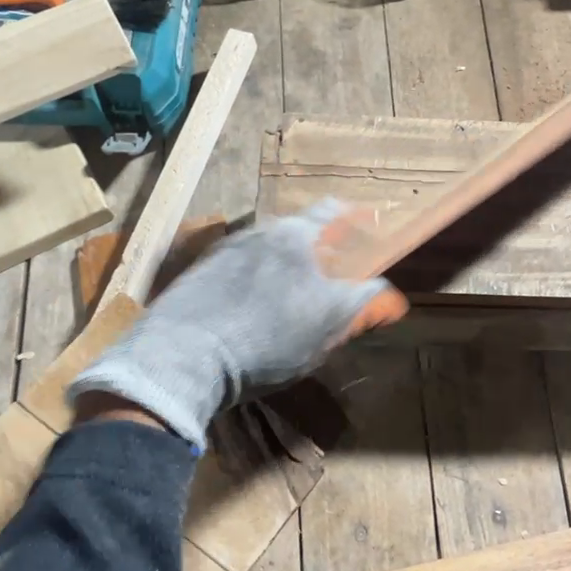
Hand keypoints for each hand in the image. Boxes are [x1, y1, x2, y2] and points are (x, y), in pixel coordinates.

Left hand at [66, 199, 405, 446]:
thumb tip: (390, 295)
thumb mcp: (331, 322)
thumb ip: (366, 301)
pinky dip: (254, 285)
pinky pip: (237, 273)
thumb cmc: (268, 337)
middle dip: (319, 251)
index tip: (367, 225)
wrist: (180, 359)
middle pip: (297, 233)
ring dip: (284, 268)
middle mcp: (257, 233)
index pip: (332, 211)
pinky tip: (251, 315)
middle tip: (333, 277)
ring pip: (265, 252)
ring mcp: (220, 254)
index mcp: (295, 236)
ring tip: (291, 299)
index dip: (354, 218)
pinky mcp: (194, 280)